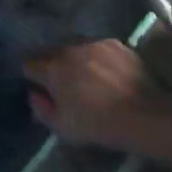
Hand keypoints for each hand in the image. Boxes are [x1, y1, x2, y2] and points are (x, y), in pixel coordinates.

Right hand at [23, 39, 171, 151]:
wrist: (142, 114)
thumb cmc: (97, 124)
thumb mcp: (62, 127)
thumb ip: (41, 109)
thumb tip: (33, 94)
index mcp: (53, 69)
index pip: (29, 64)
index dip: (30, 75)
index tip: (36, 84)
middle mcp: (69, 49)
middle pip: (50, 52)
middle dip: (49, 63)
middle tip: (57, 80)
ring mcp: (93, 44)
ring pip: (73, 47)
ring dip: (72, 58)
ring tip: (82, 73)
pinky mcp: (115, 44)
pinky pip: (96, 47)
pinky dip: (94, 56)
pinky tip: (103, 71)